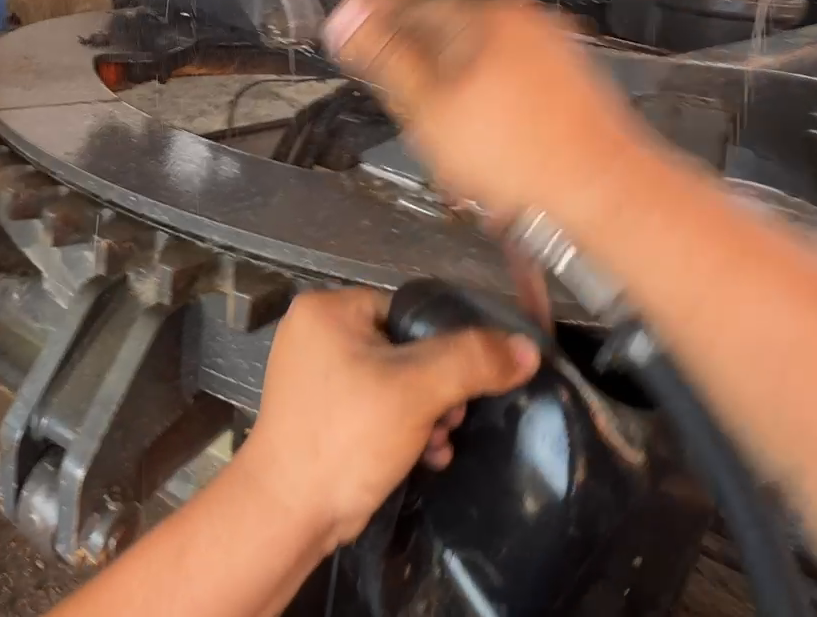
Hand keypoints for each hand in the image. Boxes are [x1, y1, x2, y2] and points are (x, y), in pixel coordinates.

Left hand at [235, 288, 538, 551]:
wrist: (291, 508)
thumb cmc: (347, 434)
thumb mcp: (416, 389)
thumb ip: (472, 362)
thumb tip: (525, 347)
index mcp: (325, 309)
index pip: (404, 311)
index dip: (441, 345)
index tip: (466, 383)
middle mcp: (314, 332)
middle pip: (402, 347)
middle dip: (436, 388)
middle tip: (451, 419)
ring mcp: (315, 374)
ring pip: (393, 381)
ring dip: (426, 413)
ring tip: (439, 442)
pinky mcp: (322, 410)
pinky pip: (375, 405)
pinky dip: (403, 427)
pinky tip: (425, 455)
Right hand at [321, 0, 657, 224]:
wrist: (604, 197)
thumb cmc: (514, 155)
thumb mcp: (426, 104)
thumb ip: (381, 56)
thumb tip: (343, 15)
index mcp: (486, 17)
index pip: (408, 7)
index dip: (375, 33)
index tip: (354, 52)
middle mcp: (524, 23)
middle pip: (444, 38)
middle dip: (416, 72)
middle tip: (401, 108)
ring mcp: (551, 53)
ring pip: (474, 65)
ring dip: (449, 96)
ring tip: (444, 140)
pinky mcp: (566, 86)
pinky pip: (506, 87)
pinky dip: (484, 111)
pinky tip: (482, 148)